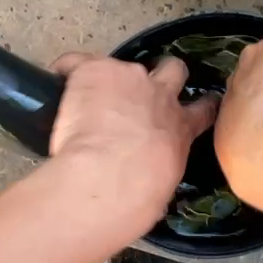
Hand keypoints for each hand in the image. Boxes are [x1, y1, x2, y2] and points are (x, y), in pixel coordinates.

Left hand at [48, 53, 217, 228]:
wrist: (110, 173)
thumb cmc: (142, 193)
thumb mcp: (162, 190)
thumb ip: (158, 179)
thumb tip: (151, 199)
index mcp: (179, 129)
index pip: (203, 110)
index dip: (202, 103)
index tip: (200, 103)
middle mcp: (159, 95)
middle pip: (173, 69)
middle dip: (164, 74)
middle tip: (144, 88)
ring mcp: (128, 77)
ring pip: (128, 62)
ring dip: (114, 73)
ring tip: (94, 88)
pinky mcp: (95, 71)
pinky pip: (78, 62)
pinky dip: (69, 70)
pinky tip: (58, 80)